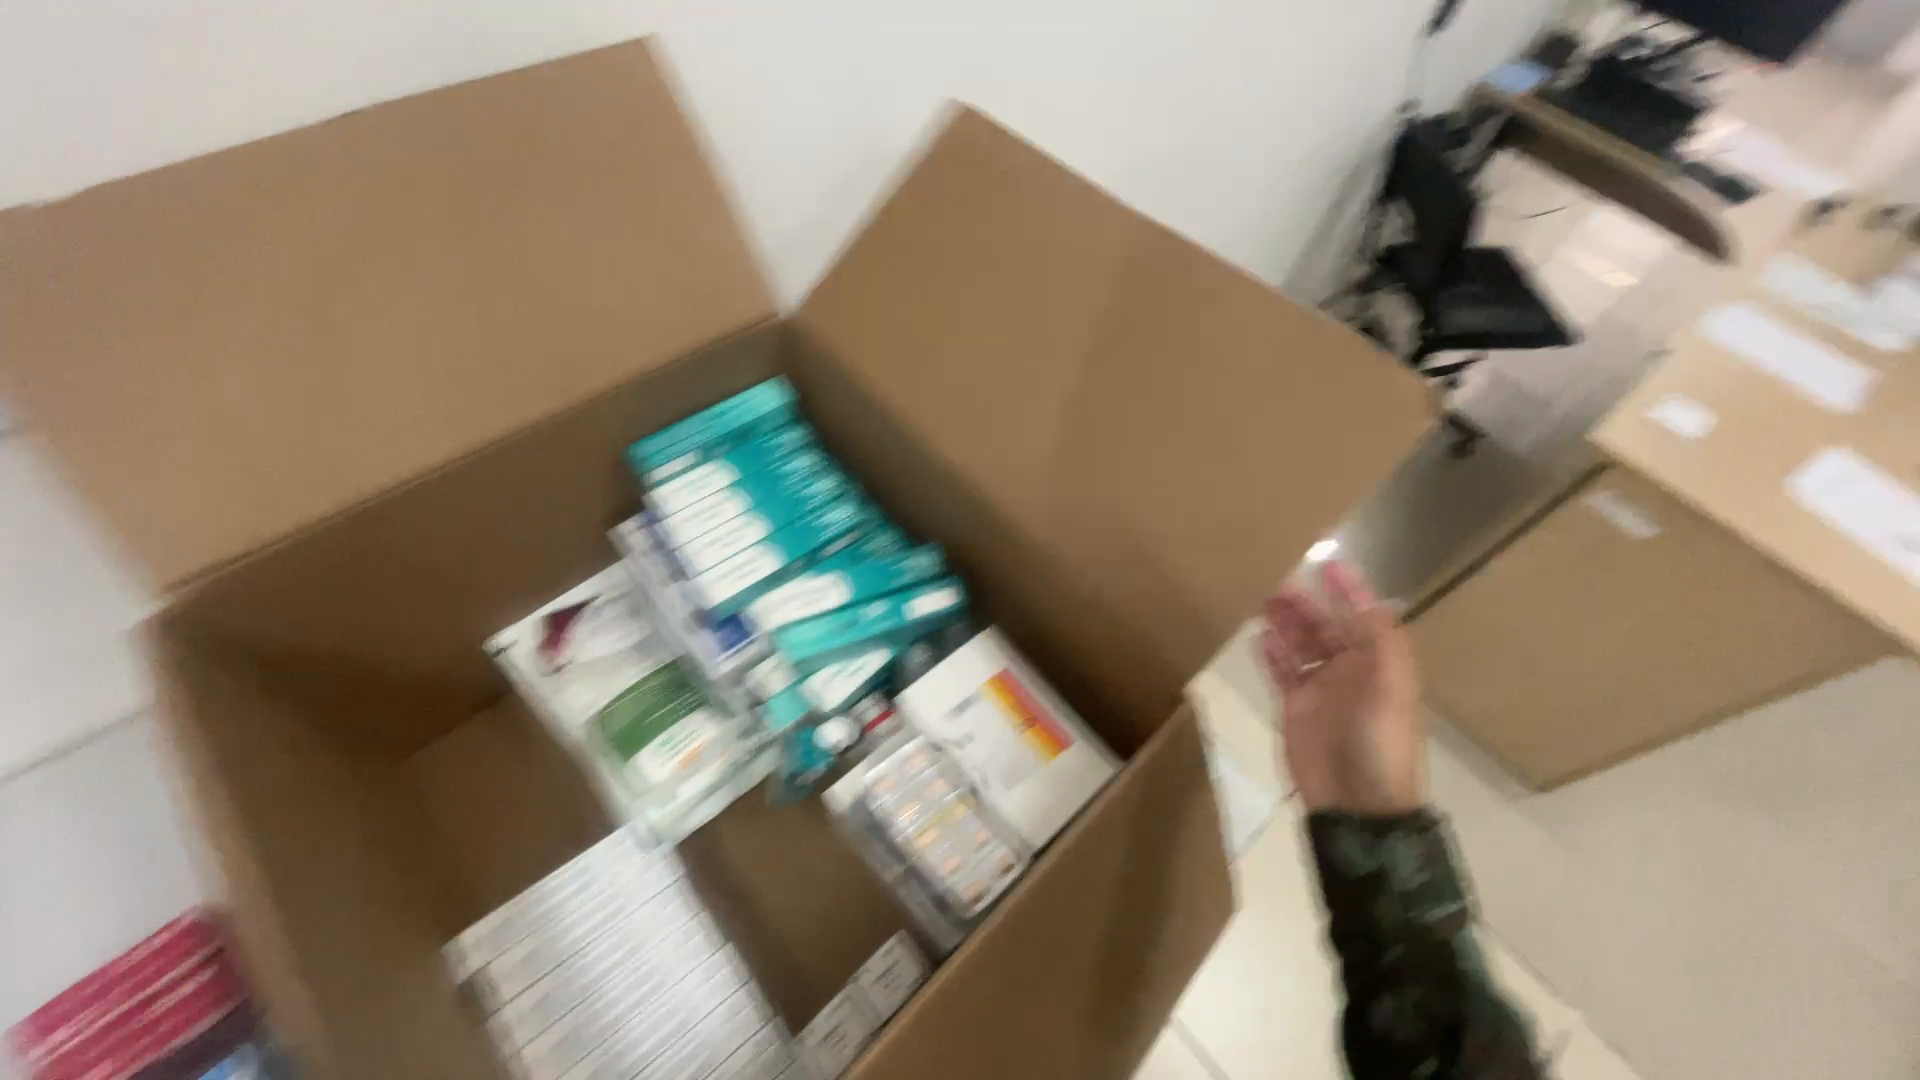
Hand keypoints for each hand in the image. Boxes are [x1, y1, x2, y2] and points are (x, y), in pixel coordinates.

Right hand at [1259, 559, 1424, 815]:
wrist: (1357, 801)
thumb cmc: (1381, 740)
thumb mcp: (1392, 685)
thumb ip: (1380, 639)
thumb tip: (1365, 597)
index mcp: (1380, 664)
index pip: (1362, 617)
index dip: (1348, 591)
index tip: (1328, 563)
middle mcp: (1350, 671)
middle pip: (1325, 628)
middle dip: (1307, 604)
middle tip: (1282, 581)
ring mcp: (1320, 689)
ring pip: (1300, 646)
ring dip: (1286, 624)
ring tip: (1266, 602)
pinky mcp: (1295, 707)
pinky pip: (1281, 672)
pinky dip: (1271, 654)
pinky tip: (1260, 637)